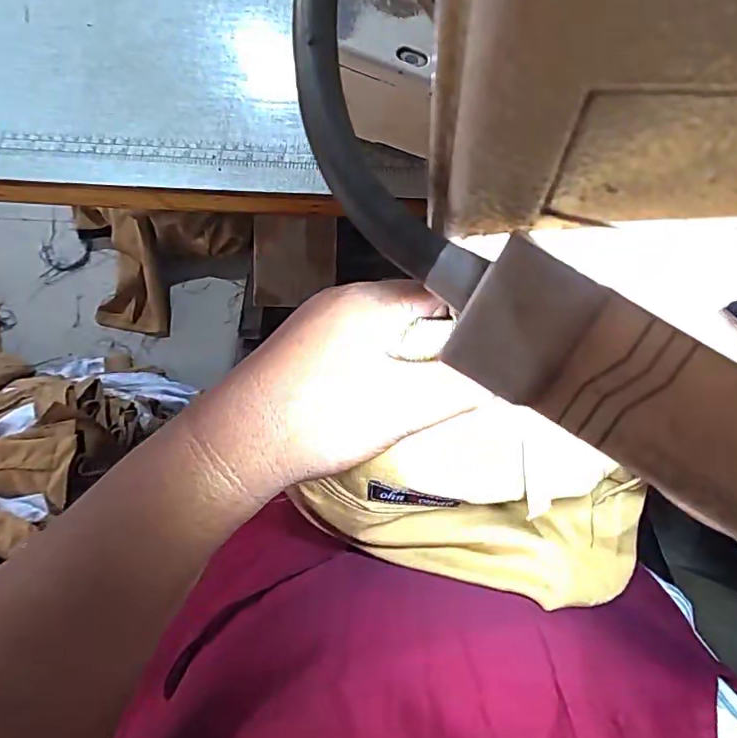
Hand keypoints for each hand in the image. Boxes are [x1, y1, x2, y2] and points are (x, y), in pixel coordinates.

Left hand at [175, 281, 488, 495]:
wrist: (234, 447)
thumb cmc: (321, 420)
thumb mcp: (404, 407)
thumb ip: (460, 386)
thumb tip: (502, 375)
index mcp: (372, 299)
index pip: (442, 290)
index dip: (472, 315)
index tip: (492, 345)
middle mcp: (344, 297)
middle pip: (414, 306)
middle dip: (440, 337)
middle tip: (461, 372)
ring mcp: (319, 317)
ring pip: (386, 324)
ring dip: (409, 350)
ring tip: (424, 385)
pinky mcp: (304, 342)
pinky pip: (360, 339)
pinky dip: (380, 358)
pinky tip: (380, 390)